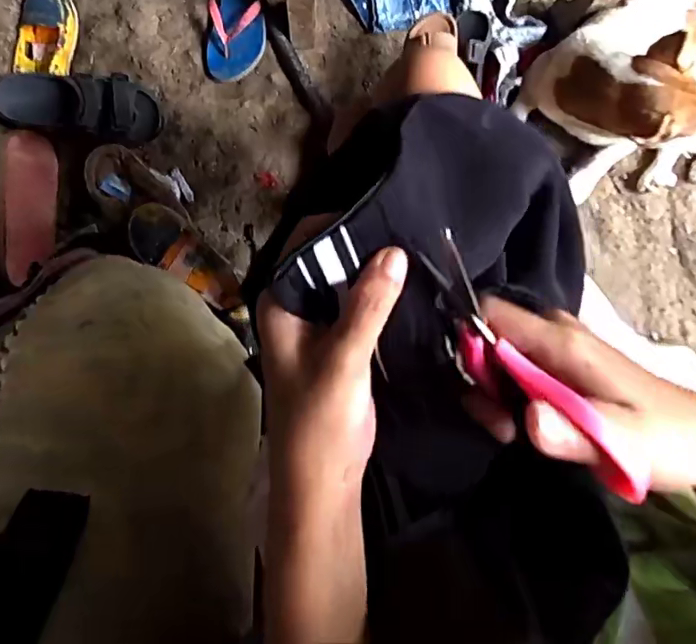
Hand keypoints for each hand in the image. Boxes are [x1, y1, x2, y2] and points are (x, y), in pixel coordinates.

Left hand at [259, 246, 406, 492]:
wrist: (324, 482)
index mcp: (281, 301)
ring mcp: (319, 321)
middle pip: (328, 256)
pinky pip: (361, 300)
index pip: (306, 243)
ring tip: (414, 246)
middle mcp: (296, 304)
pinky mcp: (342, 338)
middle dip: (362, 242)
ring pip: (347, 278)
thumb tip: (394, 251)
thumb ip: (367, 305)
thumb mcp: (344, 359)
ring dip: (374, 266)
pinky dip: (381, 290)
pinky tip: (410, 281)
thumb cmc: (320, 421)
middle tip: (406, 226)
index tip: (381, 212)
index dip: (338, 223)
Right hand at [465, 296, 695, 493]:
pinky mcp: (563, 362)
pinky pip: (518, 365)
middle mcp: (556, 331)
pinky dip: (511, 393)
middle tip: (502, 428)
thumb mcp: (622, 445)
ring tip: (516, 434)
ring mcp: (560, 345)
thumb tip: (525, 418)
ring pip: (501, 351)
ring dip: (495, 391)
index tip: (482, 393)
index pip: (492, 312)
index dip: (471, 345)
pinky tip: (530, 425)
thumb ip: (572, 433)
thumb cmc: (665, 439)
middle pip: (490, 333)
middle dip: (481, 377)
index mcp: (564, 341)